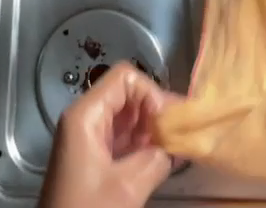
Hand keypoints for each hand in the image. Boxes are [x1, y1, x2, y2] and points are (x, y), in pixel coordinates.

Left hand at [40, 64, 180, 207]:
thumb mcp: (126, 188)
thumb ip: (155, 160)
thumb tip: (176, 146)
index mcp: (85, 115)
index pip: (124, 78)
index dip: (151, 93)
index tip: (169, 122)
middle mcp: (84, 118)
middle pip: (125, 94)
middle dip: (154, 110)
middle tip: (181, 132)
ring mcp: (87, 138)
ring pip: (125, 116)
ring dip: (150, 128)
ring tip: (176, 145)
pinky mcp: (91, 158)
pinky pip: (120, 138)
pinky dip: (141, 144)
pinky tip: (161, 158)